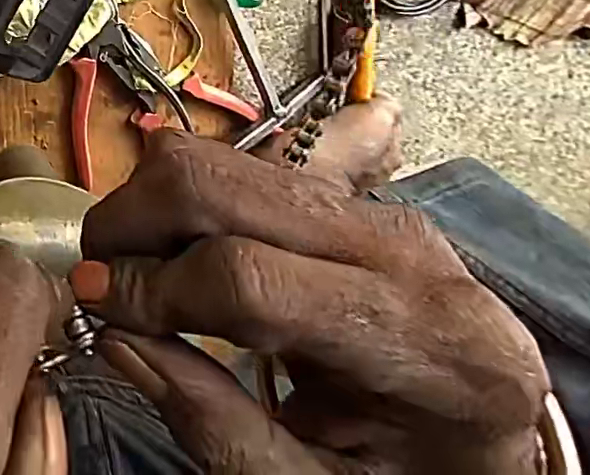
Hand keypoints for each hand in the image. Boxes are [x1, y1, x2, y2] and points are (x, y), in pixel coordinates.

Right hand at [72, 105, 548, 473]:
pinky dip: (177, 194)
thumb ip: (214, 426)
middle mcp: (397, 245)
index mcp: (424, 342)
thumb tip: (113, 336)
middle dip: (132, 221)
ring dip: (147, 200)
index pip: (248, 278)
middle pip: (218, 189)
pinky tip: (175, 244)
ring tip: (133, 261)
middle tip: (99, 273)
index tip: (98, 308)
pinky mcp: (335, 188)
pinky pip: (230, 162)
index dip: (153, 287)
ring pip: (214, 159)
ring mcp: (366, 204)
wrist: (490, 430)